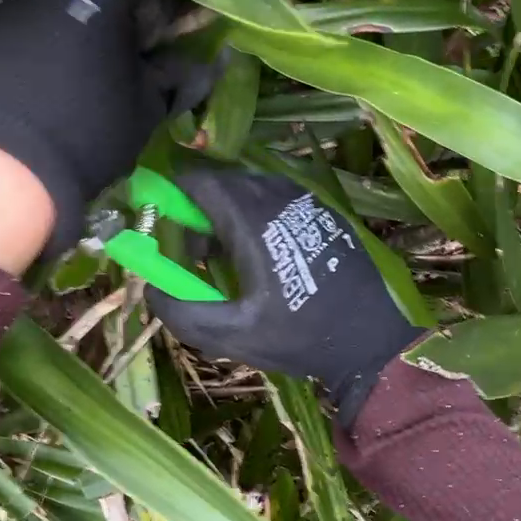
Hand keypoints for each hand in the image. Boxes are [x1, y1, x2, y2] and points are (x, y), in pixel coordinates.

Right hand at [146, 170, 420, 427]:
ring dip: (229, 214)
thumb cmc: (299, 337)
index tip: (168, 228)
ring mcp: (306, 202)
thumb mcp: (232, 336)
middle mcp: (279, 198)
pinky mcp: (323, 212)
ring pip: (250, 189)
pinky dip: (257, 217)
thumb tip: (151, 290)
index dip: (175, 197)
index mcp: (253, 220)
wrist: (370, 340)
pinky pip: (276, 199)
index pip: (200, 181)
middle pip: (223, 183)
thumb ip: (183, 313)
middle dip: (200, 211)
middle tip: (197, 254)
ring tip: (229, 260)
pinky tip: (265, 258)